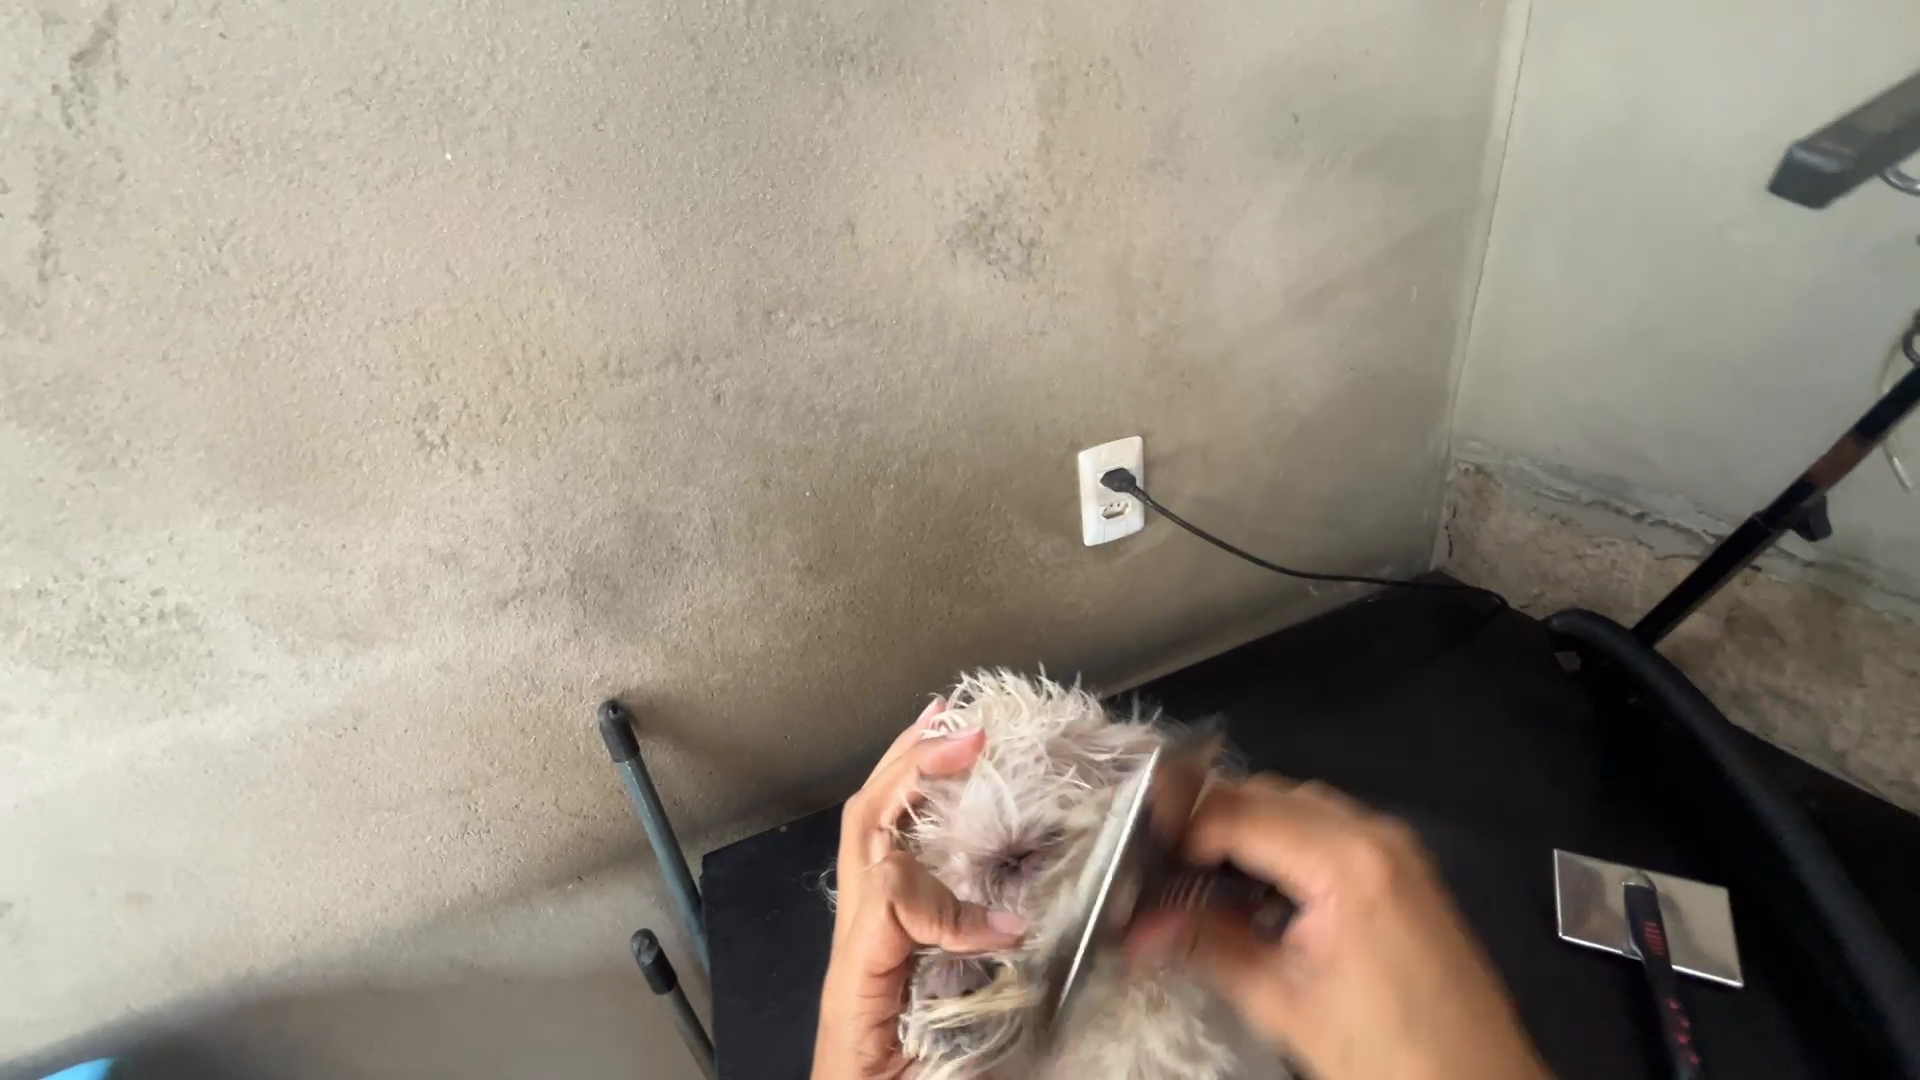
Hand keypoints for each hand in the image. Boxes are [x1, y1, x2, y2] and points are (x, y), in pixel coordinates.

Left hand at [812, 700, 1025, 1079]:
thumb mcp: (938, 1067)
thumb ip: (986, 1022)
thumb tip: (1020, 935)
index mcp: (856, 982)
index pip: (885, 906)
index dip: (945, 905)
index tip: (1010, 929)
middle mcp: (848, 941)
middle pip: (862, 828)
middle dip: (912, 769)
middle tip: (964, 732)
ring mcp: (853, 927)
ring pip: (864, 824)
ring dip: (905, 764)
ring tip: (941, 721)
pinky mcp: (871, 926)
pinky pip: (880, 846)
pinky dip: (907, 797)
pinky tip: (931, 774)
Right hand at [1133, 777, 1551, 1079]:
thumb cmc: (1385, 1056)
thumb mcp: (1283, 1004)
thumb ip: (1205, 946)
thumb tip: (1135, 930)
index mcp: (1343, 862)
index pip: (1236, 813)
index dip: (1182, 830)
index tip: (1146, 860)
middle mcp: (1370, 831)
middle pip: (1262, 793)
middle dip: (1207, 820)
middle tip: (1166, 861)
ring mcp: (1392, 841)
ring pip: (1291, 798)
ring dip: (1243, 820)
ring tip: (1203, 867)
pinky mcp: (1401, 859)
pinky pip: (1324, 819)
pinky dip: (1281, 832)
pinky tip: (1260, 877)